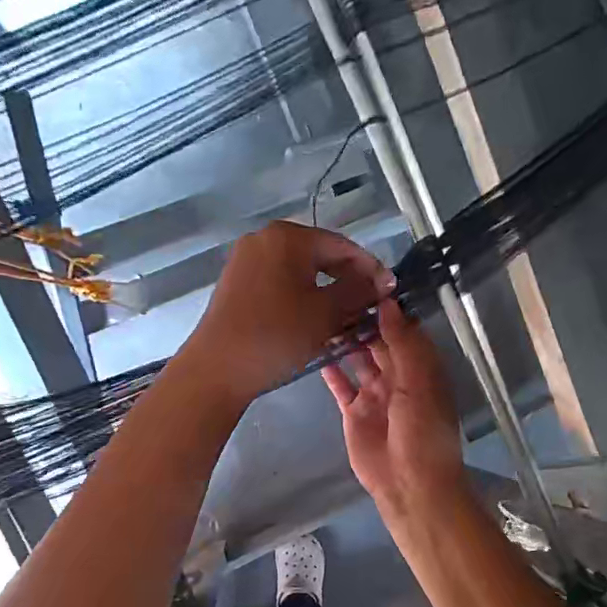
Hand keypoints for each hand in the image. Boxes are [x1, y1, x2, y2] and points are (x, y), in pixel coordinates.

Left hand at [179, 222, 392, 406]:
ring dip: (326, 293)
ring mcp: (246, 261)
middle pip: (320, 256)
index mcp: (287, 237)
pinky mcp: (237, 284)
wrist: (217, 368)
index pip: (342, 246)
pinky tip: (314, 322)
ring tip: (346, 319)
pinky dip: (301, 298)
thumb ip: (358, 291)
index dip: (370, 269)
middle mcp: (264, 239)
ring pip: (300, 272)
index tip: (389, 291)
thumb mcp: (325, 313)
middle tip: (369, 308)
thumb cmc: (276, 335)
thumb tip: (383, 281)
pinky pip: (280, 284)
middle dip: (347, 282)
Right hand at [323, 298, 467, 519]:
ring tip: (322, 315)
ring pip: (358, 360)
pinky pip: (340, 385)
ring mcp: (375, 394)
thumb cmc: (422, 431)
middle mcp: (399, 377)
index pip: (405, 330)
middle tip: (336, 293)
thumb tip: (389, 303)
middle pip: (379, 342)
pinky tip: (314, 349)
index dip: (389, 309)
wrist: (409, 482)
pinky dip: (330, 370)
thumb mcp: (418, 382)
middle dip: (363, 321)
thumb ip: (403, 343)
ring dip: (344, 341)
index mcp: (422, 368)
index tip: (366, 282)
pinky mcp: (354, 412)